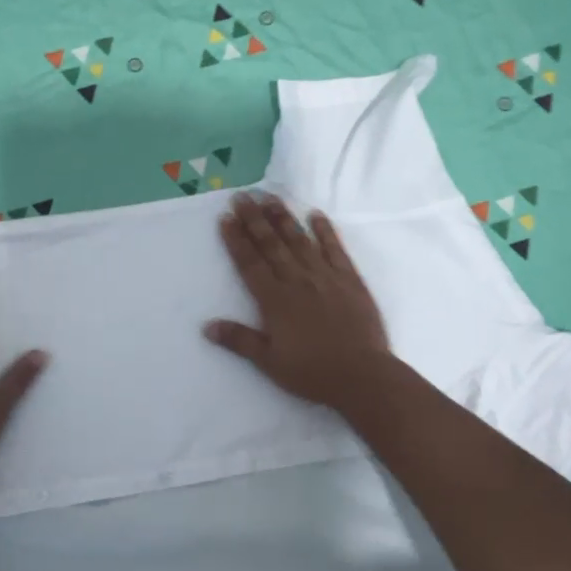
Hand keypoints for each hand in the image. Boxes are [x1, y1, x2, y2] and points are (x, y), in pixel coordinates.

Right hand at [205, 192, 391, 410]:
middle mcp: (297, 281)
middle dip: (255, 219)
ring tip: (270, 197)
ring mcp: (325, 277)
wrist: (363, 376)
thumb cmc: (312, 372)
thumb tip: (207, 326)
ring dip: (284, 218)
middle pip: (272, 244)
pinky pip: (335, 249)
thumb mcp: (269, 362)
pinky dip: (325, 231)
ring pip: (300, 240)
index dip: (236, 239)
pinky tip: (316, 216)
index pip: (250, 263)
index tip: (226, 217)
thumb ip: (239, 340)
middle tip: (243, 195)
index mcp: (274, 300)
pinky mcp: (350, 280)